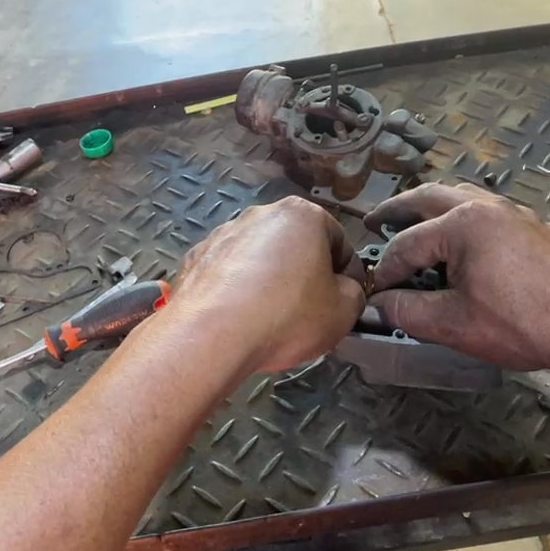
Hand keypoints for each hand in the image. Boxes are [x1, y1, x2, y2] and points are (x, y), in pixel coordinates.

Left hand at [169, 197, 366, 373]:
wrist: (211, 336)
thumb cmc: (286, 316)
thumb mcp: (344, 312)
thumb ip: (354, 293)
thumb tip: (345, 290)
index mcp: (301, 214)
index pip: (338, 242)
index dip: (347, 275)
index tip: (344, 301)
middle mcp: (259, 214)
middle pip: (295, 246)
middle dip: (304, 276)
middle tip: (308, 313)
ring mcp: (222, 234)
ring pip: (259, 259)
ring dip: (269, 282)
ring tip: (270, 321)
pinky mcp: (195, 258)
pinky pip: (228, 275)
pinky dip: (236, 292)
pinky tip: (240, 320)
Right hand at [364, 183, 549, 380]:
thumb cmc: (521, 323)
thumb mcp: (454, 323)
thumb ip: (408, 311)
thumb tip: (378, 306)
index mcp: (461, 224)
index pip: (406, 244)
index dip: (385, 270)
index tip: (373, 293)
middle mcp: (484, 206)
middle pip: (428, 198)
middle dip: (397, 210)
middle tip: (373, 222)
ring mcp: (512, 212)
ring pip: (459, 195)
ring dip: (430, 205)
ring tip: (412, 220)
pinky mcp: (531, 226)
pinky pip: (483, 208)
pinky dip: (458, 214)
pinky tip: (458, 238)